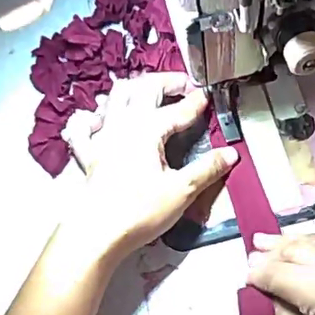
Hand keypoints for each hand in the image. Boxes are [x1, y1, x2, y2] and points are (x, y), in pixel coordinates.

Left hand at [55, 72, 236, 265]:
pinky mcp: (89, 155)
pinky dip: (92, 118)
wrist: (98, 233)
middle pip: (143, 88)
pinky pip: (84, 128)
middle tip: (182, 85)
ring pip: (114, 98)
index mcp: (148, 130)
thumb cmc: (139, 212)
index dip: (195, 102)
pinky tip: (98, 120)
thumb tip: (230, 155)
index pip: (177, 109)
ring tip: (146, 94)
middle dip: (165, 81)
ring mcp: (102, 138)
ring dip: (132, 90)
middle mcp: (123, 126)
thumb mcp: (182, 190)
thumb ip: (207, 169)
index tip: (207, 97)